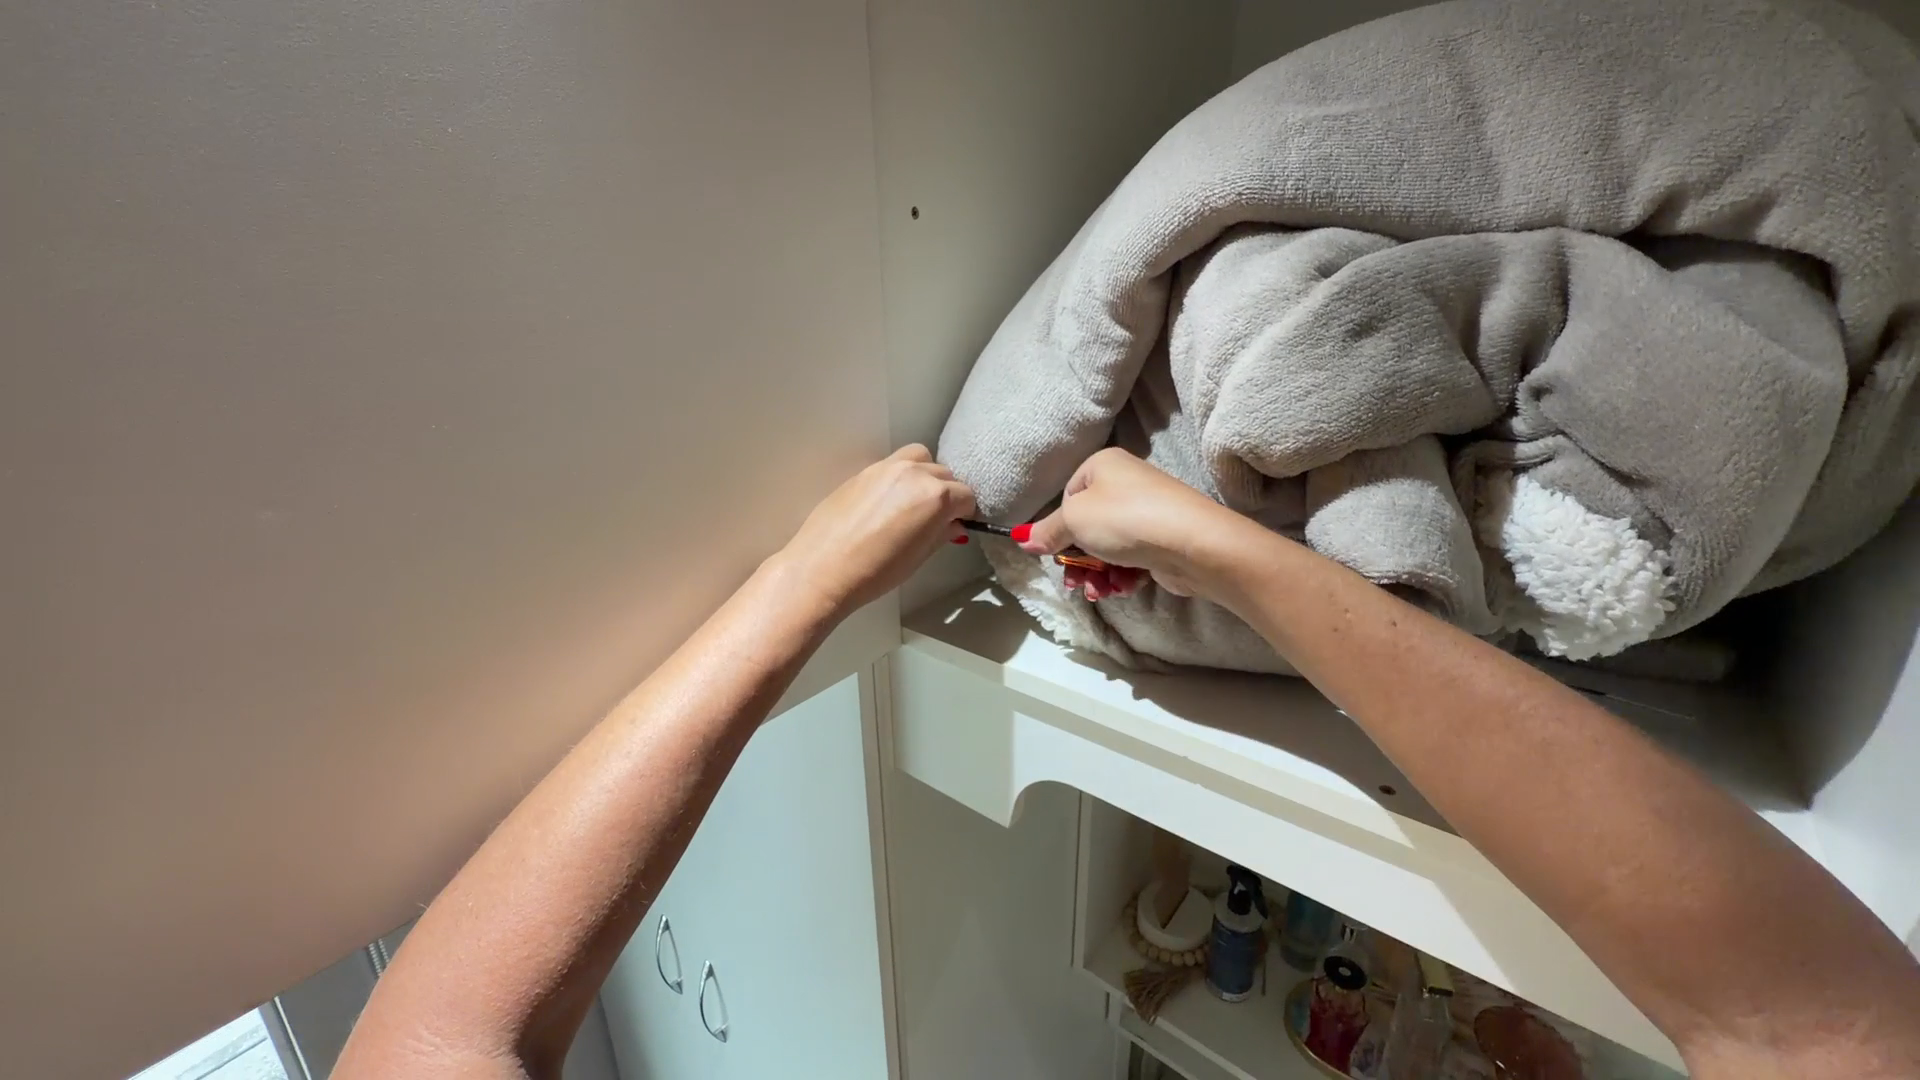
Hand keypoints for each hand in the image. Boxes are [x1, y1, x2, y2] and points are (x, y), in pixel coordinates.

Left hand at [774, 445, 974, 617]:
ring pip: (921, 460)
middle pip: (946, 475)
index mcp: (935, 496)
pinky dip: (902, 476)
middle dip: (947, 495)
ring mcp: (887, 468)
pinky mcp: (864, 471)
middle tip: (937, 519)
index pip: (966, 496)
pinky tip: (890, 502)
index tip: (958, 526)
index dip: (966, 513)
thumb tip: (953, 525)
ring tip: (915, 502)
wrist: (823, 568)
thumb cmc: (875, 571)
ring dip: (926, 476)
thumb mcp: (919, 556)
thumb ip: (941, 534)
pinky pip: (895, 464)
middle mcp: (915, 473)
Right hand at [1018, 448, 1242, 600]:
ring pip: (1107, 548)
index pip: (1068, 497)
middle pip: (1086, 527)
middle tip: (1075, 581)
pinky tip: (1123, 588)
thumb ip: (1046, 531)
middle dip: (1078, 559)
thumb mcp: (1074, 521)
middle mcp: (1126, 484)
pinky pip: (1131, 559)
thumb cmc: (1125, 520)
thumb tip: (1022, 539)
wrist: (1193, 544)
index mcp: (1103, 466)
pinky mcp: (1162, 541)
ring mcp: (1146, 513)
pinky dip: (1122, 576)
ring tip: (1098, 591)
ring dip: (1097, 574)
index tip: (1058, 550)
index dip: (1060, 527)